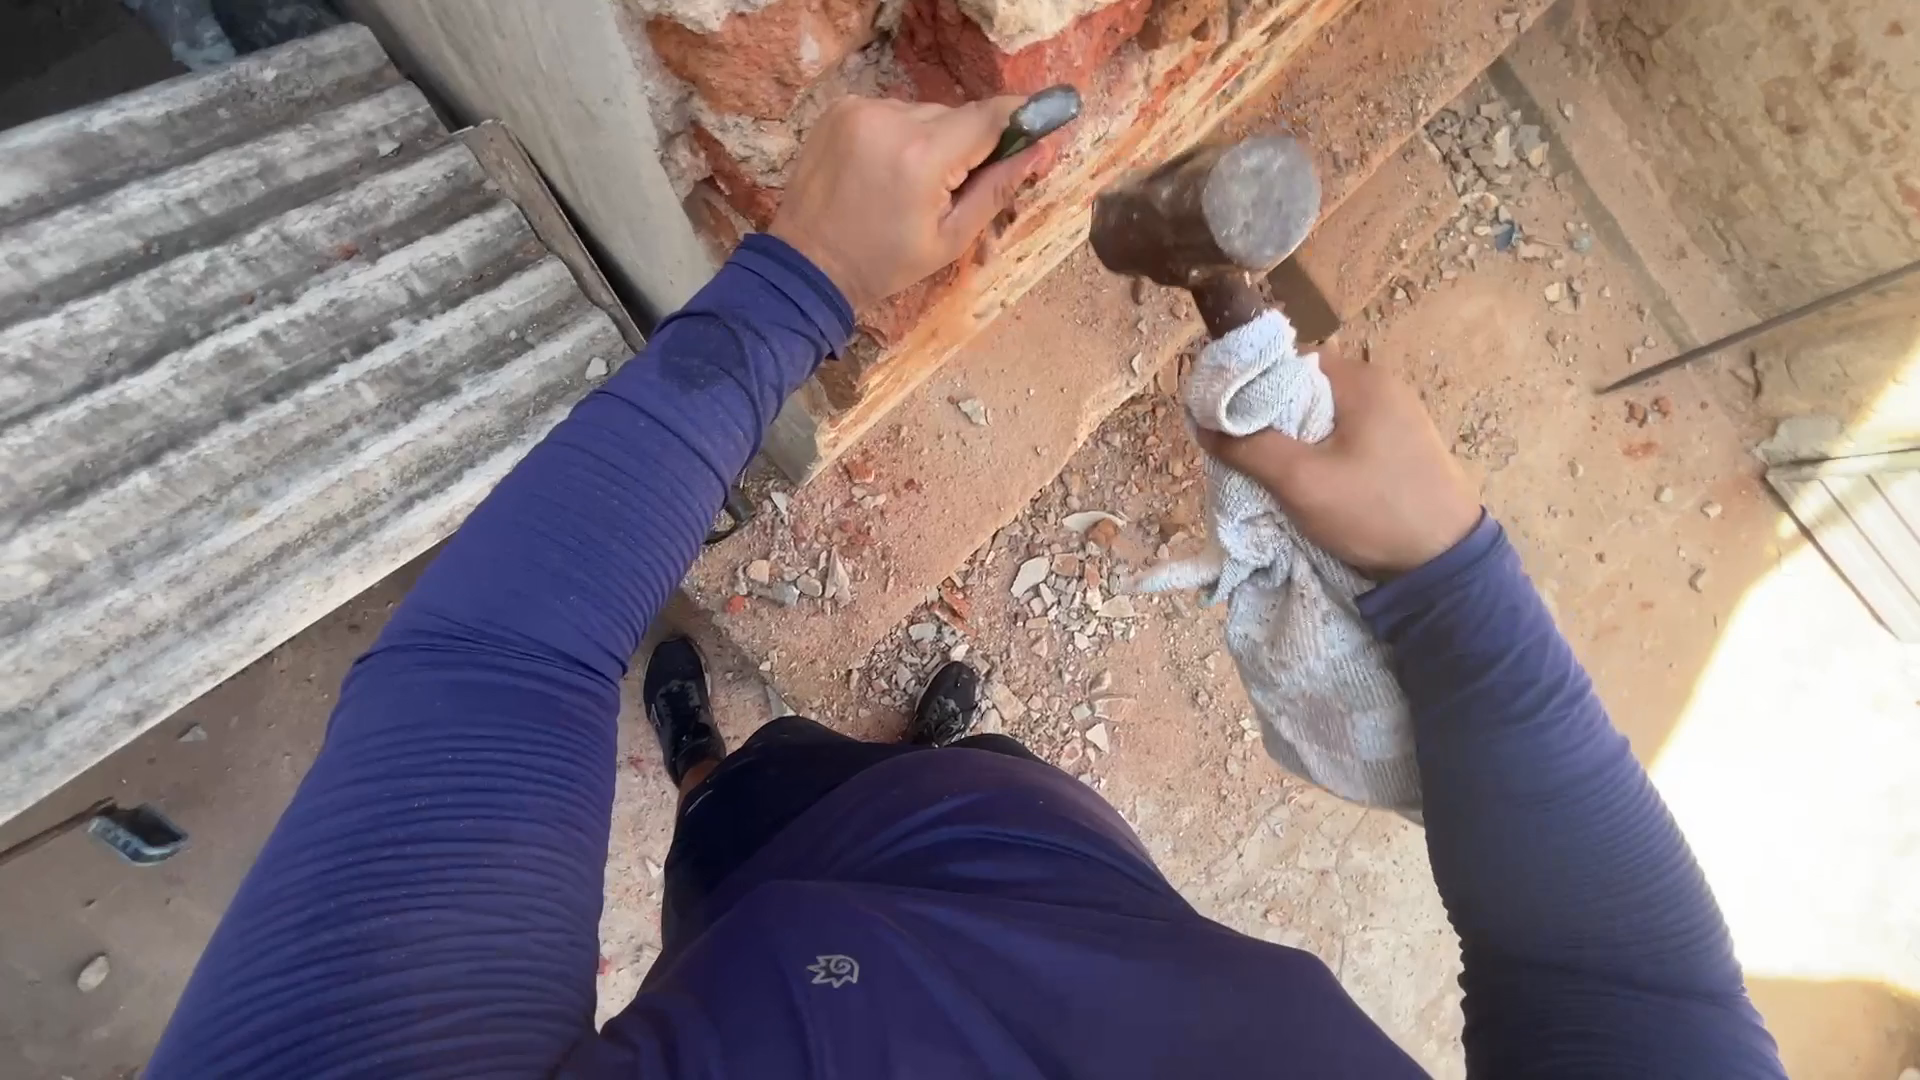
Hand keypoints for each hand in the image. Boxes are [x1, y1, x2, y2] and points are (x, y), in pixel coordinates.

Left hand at [769, 96, 1036, 311]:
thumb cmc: (882, 265)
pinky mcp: (842, 109)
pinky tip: (886, 174)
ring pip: (924, 114)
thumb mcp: (948, 241)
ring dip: (932, 143)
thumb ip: (994, 191)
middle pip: (956, 116)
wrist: (809, 266)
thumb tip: (1037, 150)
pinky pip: (892, 114)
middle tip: (956, 190)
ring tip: (911, 188)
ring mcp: (861, 109)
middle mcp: (891, 119)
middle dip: (966, 147)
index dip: (1019, 120)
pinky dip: (900, 138)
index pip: (989, 116)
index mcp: (922, 157)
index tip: (1038, 129)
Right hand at [1194, 345, 1481, 577]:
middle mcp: (1379, 388)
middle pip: (1302, 387)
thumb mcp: (1301, 481)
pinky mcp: (1394, 446)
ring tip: (1260, 464)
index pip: (1289, 361)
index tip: (1221, 415)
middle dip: (1265, 414)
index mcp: (1362, 381)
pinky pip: (1338, 435)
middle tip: (1235, 445)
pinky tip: (1298, 475)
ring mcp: (1391, 418)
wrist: (1441, 564)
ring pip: (1318, 415)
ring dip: (1287, 436)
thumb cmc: (1372, 511)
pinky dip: (1311, 450)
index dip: (1249, 384)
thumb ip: (1249, 448)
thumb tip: (1204, 425)